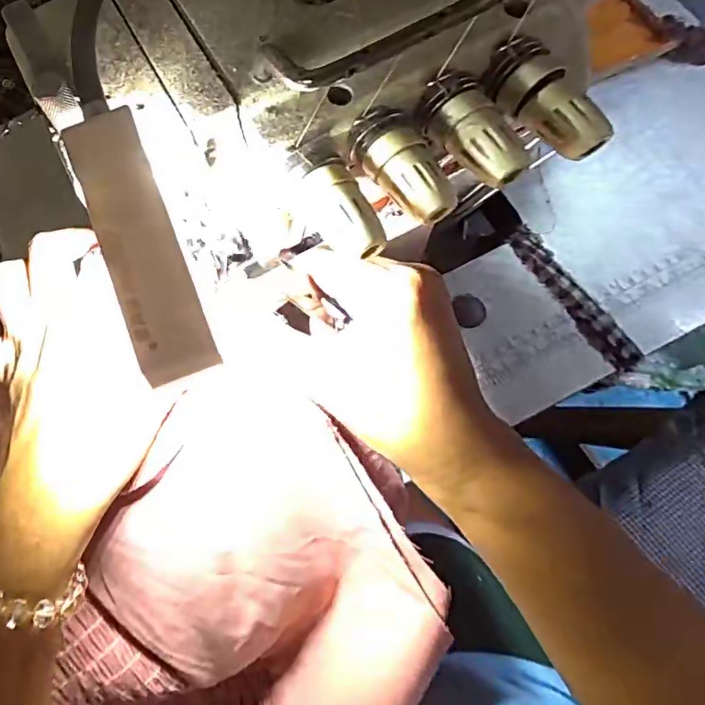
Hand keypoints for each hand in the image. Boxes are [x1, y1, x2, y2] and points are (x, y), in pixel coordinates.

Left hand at [0, 229, 168, 594]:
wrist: (49, 495)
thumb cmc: (106, 443)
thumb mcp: (156, 393)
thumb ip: (179, 357)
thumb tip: (210, 334)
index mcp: (86, 321)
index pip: (94, 260)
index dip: (109, 244)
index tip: (124, 248)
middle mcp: (45, 321)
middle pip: (39, 254)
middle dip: (63, 242)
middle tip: (85, 253)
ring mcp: (12, 346)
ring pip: (0, 282)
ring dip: (20, 270)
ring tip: (43, 277)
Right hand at [249, 246, 521, 495]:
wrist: (453, 442)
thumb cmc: (390, 412)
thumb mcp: (321, 374)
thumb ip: (278, 339)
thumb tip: (251, 316)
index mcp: (392, 284)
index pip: (322, 263)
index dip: (295, 287)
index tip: (282, 313)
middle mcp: (415, 272)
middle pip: (343, 269)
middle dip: (321, 301)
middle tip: (318, 340)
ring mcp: (428, 285)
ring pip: (360, 281)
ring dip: (342, 308)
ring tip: (342, 348)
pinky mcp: (433, 302)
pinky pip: (382, 292)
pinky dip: (364, 313)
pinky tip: (363, 346)